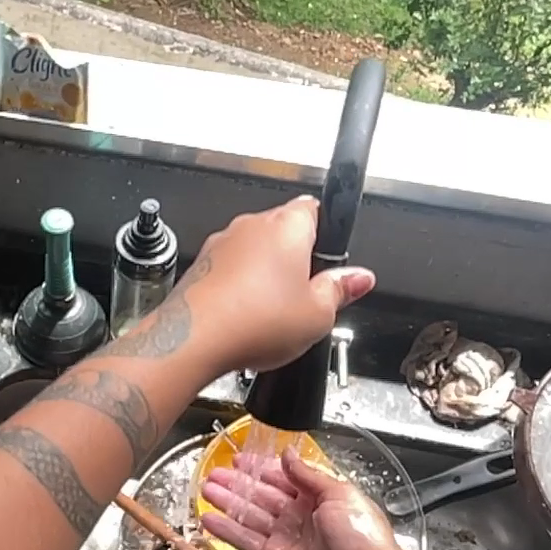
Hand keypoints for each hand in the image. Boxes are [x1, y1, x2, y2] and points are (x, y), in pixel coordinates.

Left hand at [173, 197, 374, 373]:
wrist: (192, 340)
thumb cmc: (251, 322)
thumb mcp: (317, 315)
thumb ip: (340, 290)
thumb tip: (358, 278)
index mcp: (287, 225)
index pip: (316, 208)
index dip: (327, 235)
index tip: (331, 263)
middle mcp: (250, 226)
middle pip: (283, 233)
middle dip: (296, 261)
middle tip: (306, 298)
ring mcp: (220, 245)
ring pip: (252, 254)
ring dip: (264, 277)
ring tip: (272, 315)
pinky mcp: (199, 267)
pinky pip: (227, 273)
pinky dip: (237, 290)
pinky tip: (244, 319)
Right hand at [199, 449, 414, 549]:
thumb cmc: (365, 543)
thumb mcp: (340, 495)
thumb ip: (309, 475)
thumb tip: (288, 455)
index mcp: (322, 497)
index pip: (285, 477)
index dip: (261, 468)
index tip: (240, 459)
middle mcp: (303, 516)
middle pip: (263, 495)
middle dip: (239, 483)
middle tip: (215, 473)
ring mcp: (288, 539)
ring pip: (251, 516)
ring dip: (228, 502)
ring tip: (206, 490)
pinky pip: (246, 541)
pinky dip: (227, 531)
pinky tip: (210, 520)